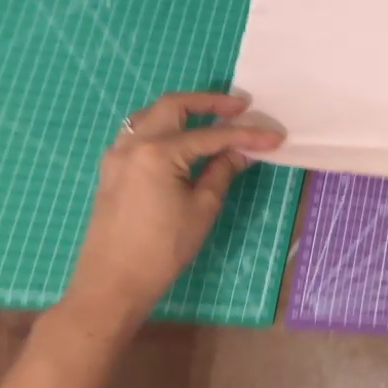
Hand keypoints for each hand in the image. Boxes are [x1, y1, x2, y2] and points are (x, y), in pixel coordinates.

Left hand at [61, 91, 285, 332]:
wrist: (112, 285)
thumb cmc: (162, 248)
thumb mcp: (203, 208)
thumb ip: (222, 171)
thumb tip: (242, 152)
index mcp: (158, 152)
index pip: (211, 135)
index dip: (247, 135)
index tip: (275, 136)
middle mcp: (133, 145)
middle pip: (173, 106)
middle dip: (209, 102)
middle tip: (240, 107)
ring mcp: (117, 156)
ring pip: (151, 116)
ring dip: (183, 111)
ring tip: (213, 118)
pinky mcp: (112, 171)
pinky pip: (138, 134)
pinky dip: (164, 127)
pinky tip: (182, 140)